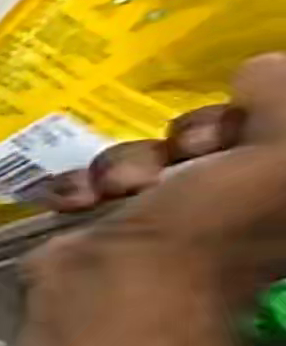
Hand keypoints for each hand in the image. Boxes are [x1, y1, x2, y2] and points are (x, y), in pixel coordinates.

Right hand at [39, 53, 285, 299]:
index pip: (273, 124)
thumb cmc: (215, 220)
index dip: (263, 110)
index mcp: (282, 186)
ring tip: (119, 188)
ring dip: (124, 163)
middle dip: (190, 135)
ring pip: (145, 155)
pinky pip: (89, 182)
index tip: (247, 114)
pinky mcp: (104, 221)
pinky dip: (79, 186)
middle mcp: (239, 197)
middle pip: (214, 133)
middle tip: (186, 153)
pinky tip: (81, 201)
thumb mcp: (283, 150)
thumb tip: (263, 66)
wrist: (117, 279)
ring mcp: (167, 211)